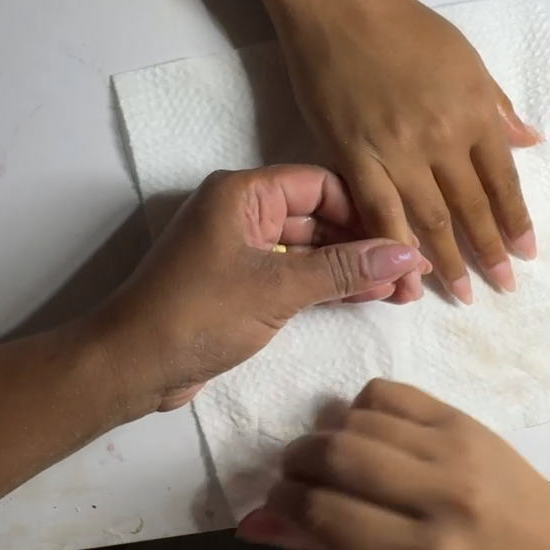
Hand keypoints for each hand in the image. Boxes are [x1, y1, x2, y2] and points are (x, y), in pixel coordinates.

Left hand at [87, 167, 430, 415]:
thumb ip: (344, 269)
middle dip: (365, 244)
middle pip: (319, 215)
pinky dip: (327, 284)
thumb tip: (409, 255)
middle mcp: (243, 211)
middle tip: (415, 274)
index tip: (407, 238)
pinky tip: (368, 297)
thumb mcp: (276, 289)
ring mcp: (242, 247)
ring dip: (351, 267)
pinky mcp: (242, 281)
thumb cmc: (199, 314)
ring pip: (310, 247)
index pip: (321, 184)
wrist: (134, 365)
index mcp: (242, 193)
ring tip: (402, 292)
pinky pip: (295, 272)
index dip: (366, 209)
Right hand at [235, 379, 549, 549]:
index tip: (276, 500)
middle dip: (296, 461)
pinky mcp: (462, 418)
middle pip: (338, 456)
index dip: (286, 503)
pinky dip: (359, 406)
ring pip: (357, 419)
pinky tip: (364, 429)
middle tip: (293, 472)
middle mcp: (443, 500)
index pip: (328, 516)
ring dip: (324, 433)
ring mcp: (456, 450)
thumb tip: (254, 523)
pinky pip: (386, 390)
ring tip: (327, 453)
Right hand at [277, 0, 540, 305]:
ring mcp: (397, 152)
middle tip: (504, 287)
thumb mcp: (465, 57)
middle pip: (471, 207)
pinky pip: (380, 212)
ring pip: (430, 219)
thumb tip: (529, 142)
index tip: (527, 252)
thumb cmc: (404, 27)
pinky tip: (407, 273)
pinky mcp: (354, 158)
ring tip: (463, 294)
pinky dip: (396, 246)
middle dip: (490, 251)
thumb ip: (495, 105)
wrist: (339, 10)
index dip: (515, 220)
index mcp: (473, 111)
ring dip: (449, 261)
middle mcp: (442, 139)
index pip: (502, 181)